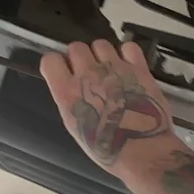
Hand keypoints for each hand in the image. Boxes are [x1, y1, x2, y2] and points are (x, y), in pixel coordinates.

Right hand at [40, 40, 177, 170]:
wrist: (142, 150)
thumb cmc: (107, 147)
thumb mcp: (75, 127)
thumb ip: (69, 100)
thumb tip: (71, 86)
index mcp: (68, 92)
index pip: (50, 60)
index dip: (57, 64)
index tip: (63, 71)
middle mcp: (88, 75)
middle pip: (76, 47)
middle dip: (80, 57)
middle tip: (89, 73)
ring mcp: (114, 68)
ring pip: (100, 44)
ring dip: (102, 54)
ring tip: (109, 70)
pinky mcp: (138, 68)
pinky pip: (128, 47)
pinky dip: (127, 53)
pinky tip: (128, 66)